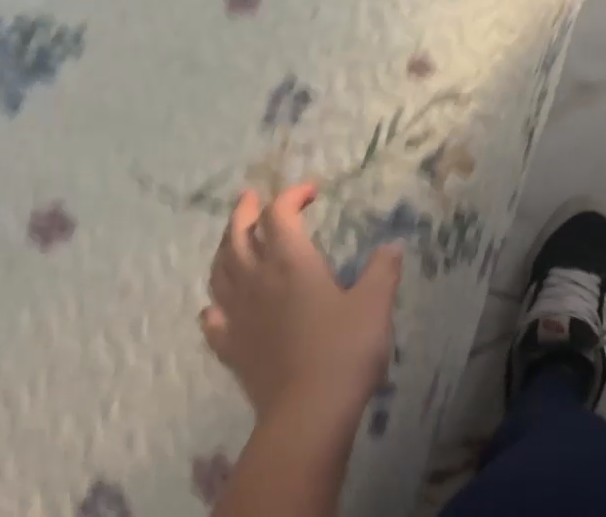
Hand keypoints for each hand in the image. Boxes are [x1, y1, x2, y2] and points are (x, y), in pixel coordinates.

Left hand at [200, 183, 403, 426]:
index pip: (279, 216)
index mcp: (292, 263)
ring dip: (224, 249)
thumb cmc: (345, 349)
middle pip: (238, 237)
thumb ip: (383, 270)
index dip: (291, 197)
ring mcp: (239, 316)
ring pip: (219, 272)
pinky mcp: (231, 348)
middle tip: (251, 197)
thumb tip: (392, 246)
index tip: (312, 192)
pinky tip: (220, 305)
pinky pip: (213, 318)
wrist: (308, 412)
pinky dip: (215, 302)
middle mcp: (257, 281)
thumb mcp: (375, 303)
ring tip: (233, 240)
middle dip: (244, 212)